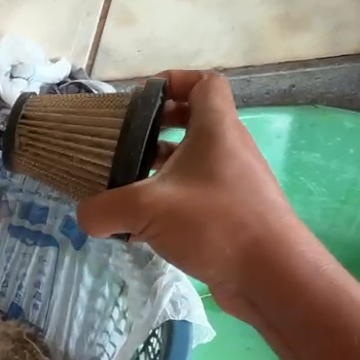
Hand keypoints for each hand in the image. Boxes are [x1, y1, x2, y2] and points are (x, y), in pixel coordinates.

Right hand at [76, 71, 325, 320]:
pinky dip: (166, 202)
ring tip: (123, 186)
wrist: (274, 279)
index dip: (174, 80)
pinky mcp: (232, 214)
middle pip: (192, 121)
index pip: (205, 83)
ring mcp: (233, 183)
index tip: (141, 98)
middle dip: (154, 128)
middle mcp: (228, 150)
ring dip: (156, 168)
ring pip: (190, 161)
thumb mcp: (145, 210)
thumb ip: (103, 209)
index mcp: (216, 130)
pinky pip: (193, 194)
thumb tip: (85, 217)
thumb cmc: (216, 224)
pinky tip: (140, 227)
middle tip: (122, 142)